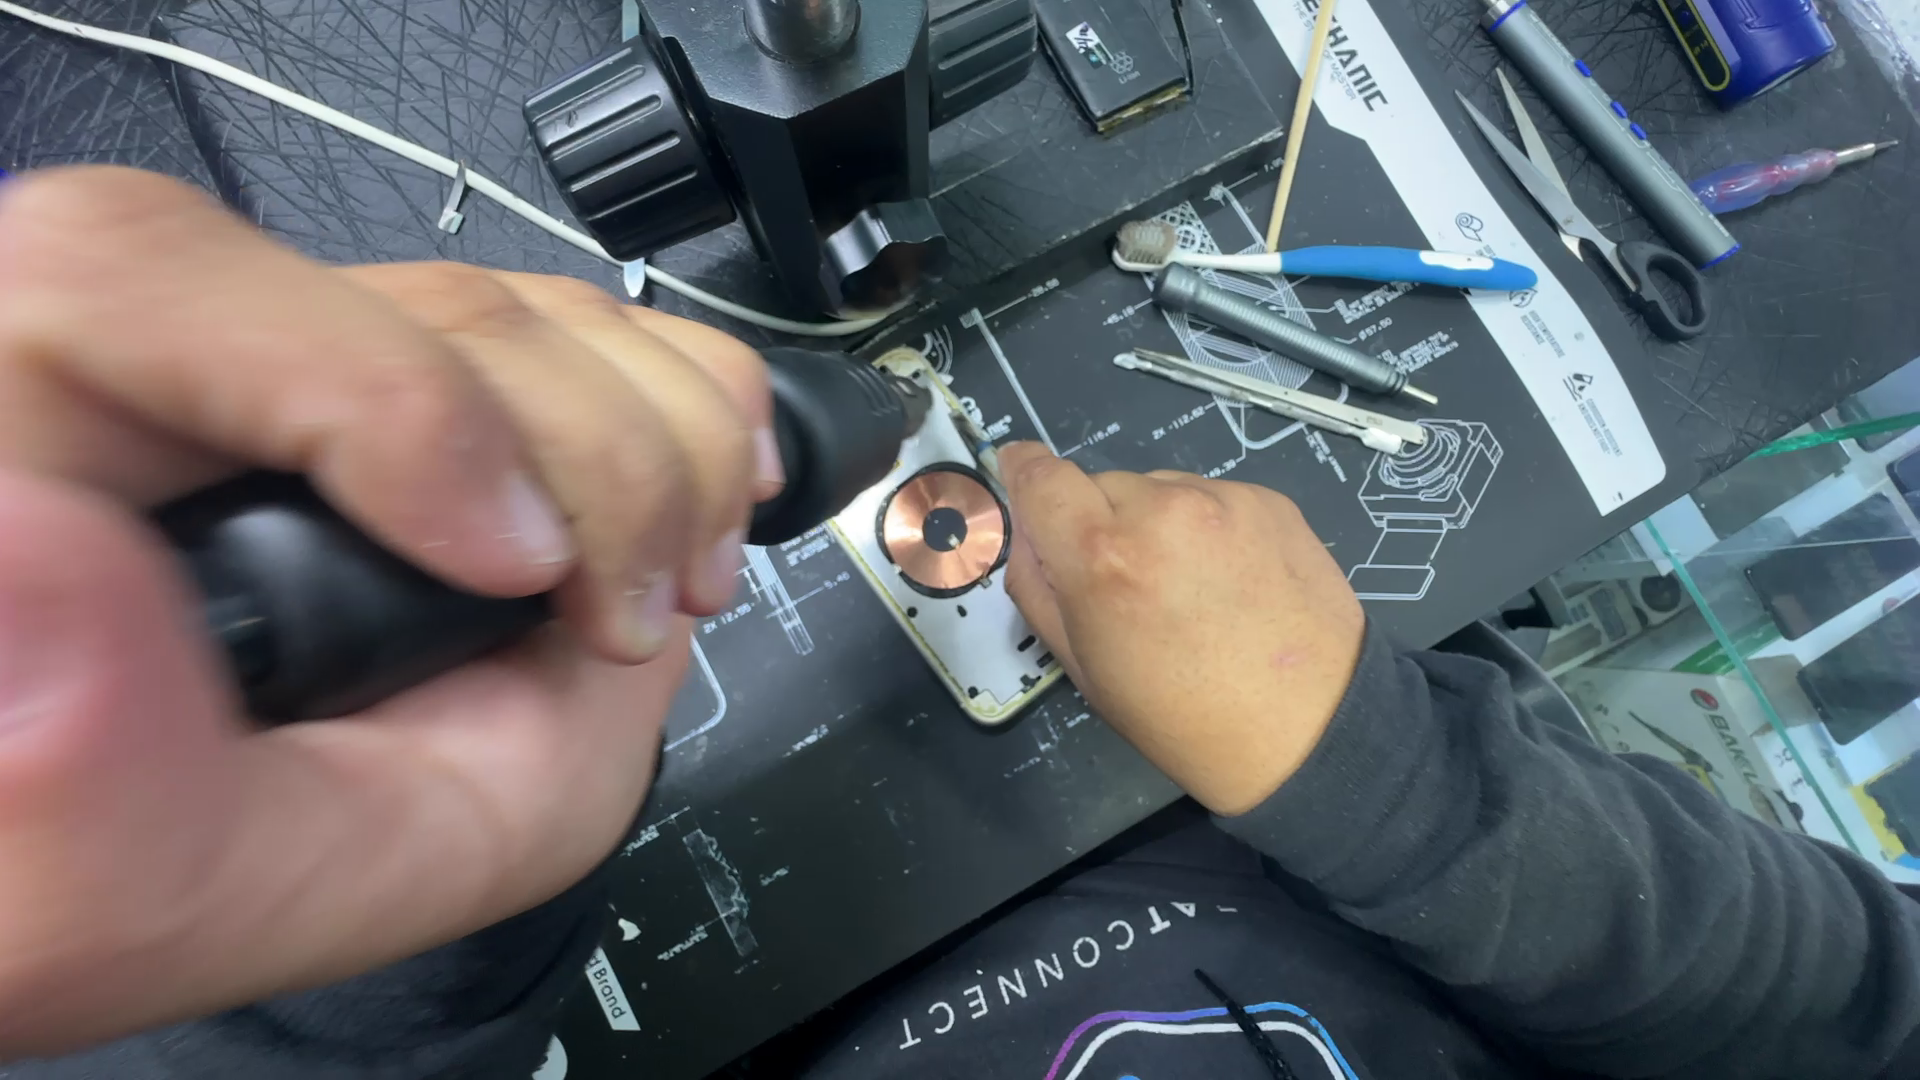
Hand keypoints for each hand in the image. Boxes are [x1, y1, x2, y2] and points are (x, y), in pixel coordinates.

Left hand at [0, 168, 775, 1054]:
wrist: (443, 797)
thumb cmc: (326, 854)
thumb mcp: (226, 891)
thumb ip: (107, 798)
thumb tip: (37, 550)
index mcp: (41, 460)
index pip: (153, 284)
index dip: (389, 401)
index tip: (520, 569)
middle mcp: (223, 373)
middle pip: (453, 308)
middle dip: (608, 474)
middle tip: (631, 618)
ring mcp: (391, 347)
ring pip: (569, 317)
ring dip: (682, 461)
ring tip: (673, 586)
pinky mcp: (509, 359)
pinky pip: (640, 328)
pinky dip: (711, 412)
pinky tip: (703, 506)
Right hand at [999, 443, 1365, 815]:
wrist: (1308, 732)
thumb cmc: (1177, 714)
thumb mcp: (1080, 665)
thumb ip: (1036, 586)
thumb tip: (1029, 534)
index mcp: (1102, 555)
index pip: (1039, 475)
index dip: (1022, 472)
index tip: (1022, 475)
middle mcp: (1160, 509)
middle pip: (1097, 484)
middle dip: (1096, 519)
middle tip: (1125, 578)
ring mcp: (1222, 499)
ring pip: (1155, 488)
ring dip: (1152, 520)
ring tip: (1187, 582)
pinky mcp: (1269, 500)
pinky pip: (1207, 496)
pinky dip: (1202, 524)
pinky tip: (1228, 576)